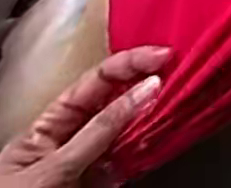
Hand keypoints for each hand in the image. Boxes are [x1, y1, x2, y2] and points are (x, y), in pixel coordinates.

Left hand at [0, 46, 170, 187]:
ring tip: (175, 104)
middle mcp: (72, 136)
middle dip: (147, 84)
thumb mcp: (51, 169)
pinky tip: (161, 138)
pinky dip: (147, 146)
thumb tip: (149, 86)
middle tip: (179, 72)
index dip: (131, 62)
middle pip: (117, 99)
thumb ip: (99, 130)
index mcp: (51, 124)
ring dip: (151, 115)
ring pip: (128, 126)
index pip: (97, 79)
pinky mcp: (100, 181)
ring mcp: (87, 160)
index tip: (165, 55)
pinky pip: (129, 155)